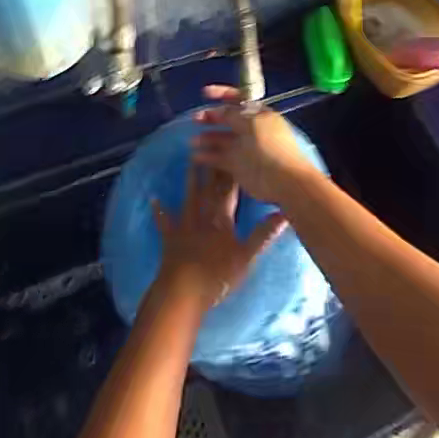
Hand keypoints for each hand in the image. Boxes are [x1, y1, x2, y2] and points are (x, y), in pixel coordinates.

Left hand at [153, 161, 287, 306]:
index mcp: (223, 219)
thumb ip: (264, 234)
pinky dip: (159, 210)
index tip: (234, 153)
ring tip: (189, 159)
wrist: (183, 290)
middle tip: (212, 147)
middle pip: (210, 189)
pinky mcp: (170, 237)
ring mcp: (185, 225)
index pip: (230, 191)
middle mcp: (203, 216)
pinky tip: (153, 198)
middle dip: (213, 169)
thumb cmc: (218, 275)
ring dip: (190, 179)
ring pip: (189, 197)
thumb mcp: (247, 257)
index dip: (233, 173)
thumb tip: (284, 214)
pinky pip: (164, 220)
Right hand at [189, 85, 315, 203]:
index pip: (238, 99)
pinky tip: (195, 155)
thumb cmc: (270, 146)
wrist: (283, 180)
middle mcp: (250, 129)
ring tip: (193, 141)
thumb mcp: (251, 123)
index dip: (222, 94)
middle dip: (211, 117)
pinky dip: (207, 156)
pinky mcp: (237, 166)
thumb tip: (219, 111)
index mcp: (258, 114)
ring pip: (221, 139)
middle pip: (227, 119)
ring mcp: (243, 148)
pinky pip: (219, 158)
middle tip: (195, 119)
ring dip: (207, 138)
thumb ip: (232, 114)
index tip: (204, 93)